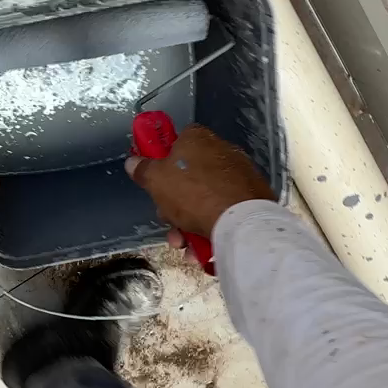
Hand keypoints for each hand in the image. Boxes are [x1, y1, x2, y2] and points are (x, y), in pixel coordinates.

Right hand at [125, 124, 275, 239]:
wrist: (240, 223)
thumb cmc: (193, 193)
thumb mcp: (155, 180)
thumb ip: (142, 169)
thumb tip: (133, 162)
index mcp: (198, 138)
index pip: (176, 141)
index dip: (162, 160)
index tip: (155, 180)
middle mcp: (222, 151)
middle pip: (188, 175)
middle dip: (173, 203)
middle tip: (167, 220)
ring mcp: (240, 175)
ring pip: (204, 198)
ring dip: (188, 223)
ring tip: (184, 245)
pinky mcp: (254, 198)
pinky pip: (224, 210)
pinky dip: (211, 228)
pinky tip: (202, 249)